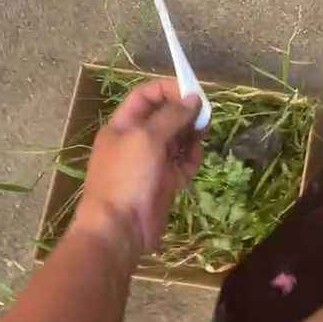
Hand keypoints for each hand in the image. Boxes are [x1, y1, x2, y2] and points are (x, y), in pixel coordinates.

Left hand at [74, 79, 202, 255]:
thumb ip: (172, 115)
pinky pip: (185, 159)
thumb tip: (194, 99)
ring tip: (200, 136)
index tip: (192, 93)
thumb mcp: (146, 138)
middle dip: (186, 112)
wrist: (119, 231)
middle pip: (167, 114)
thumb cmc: (126, 178)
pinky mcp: (167, 180)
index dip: (169, 89)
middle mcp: (139, 140)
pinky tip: (193, 159)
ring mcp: (153, 161)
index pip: (147, 95)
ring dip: (192, 133)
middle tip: (203, 116)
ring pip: (179, 136)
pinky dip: (192, 156)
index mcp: (124, 125)